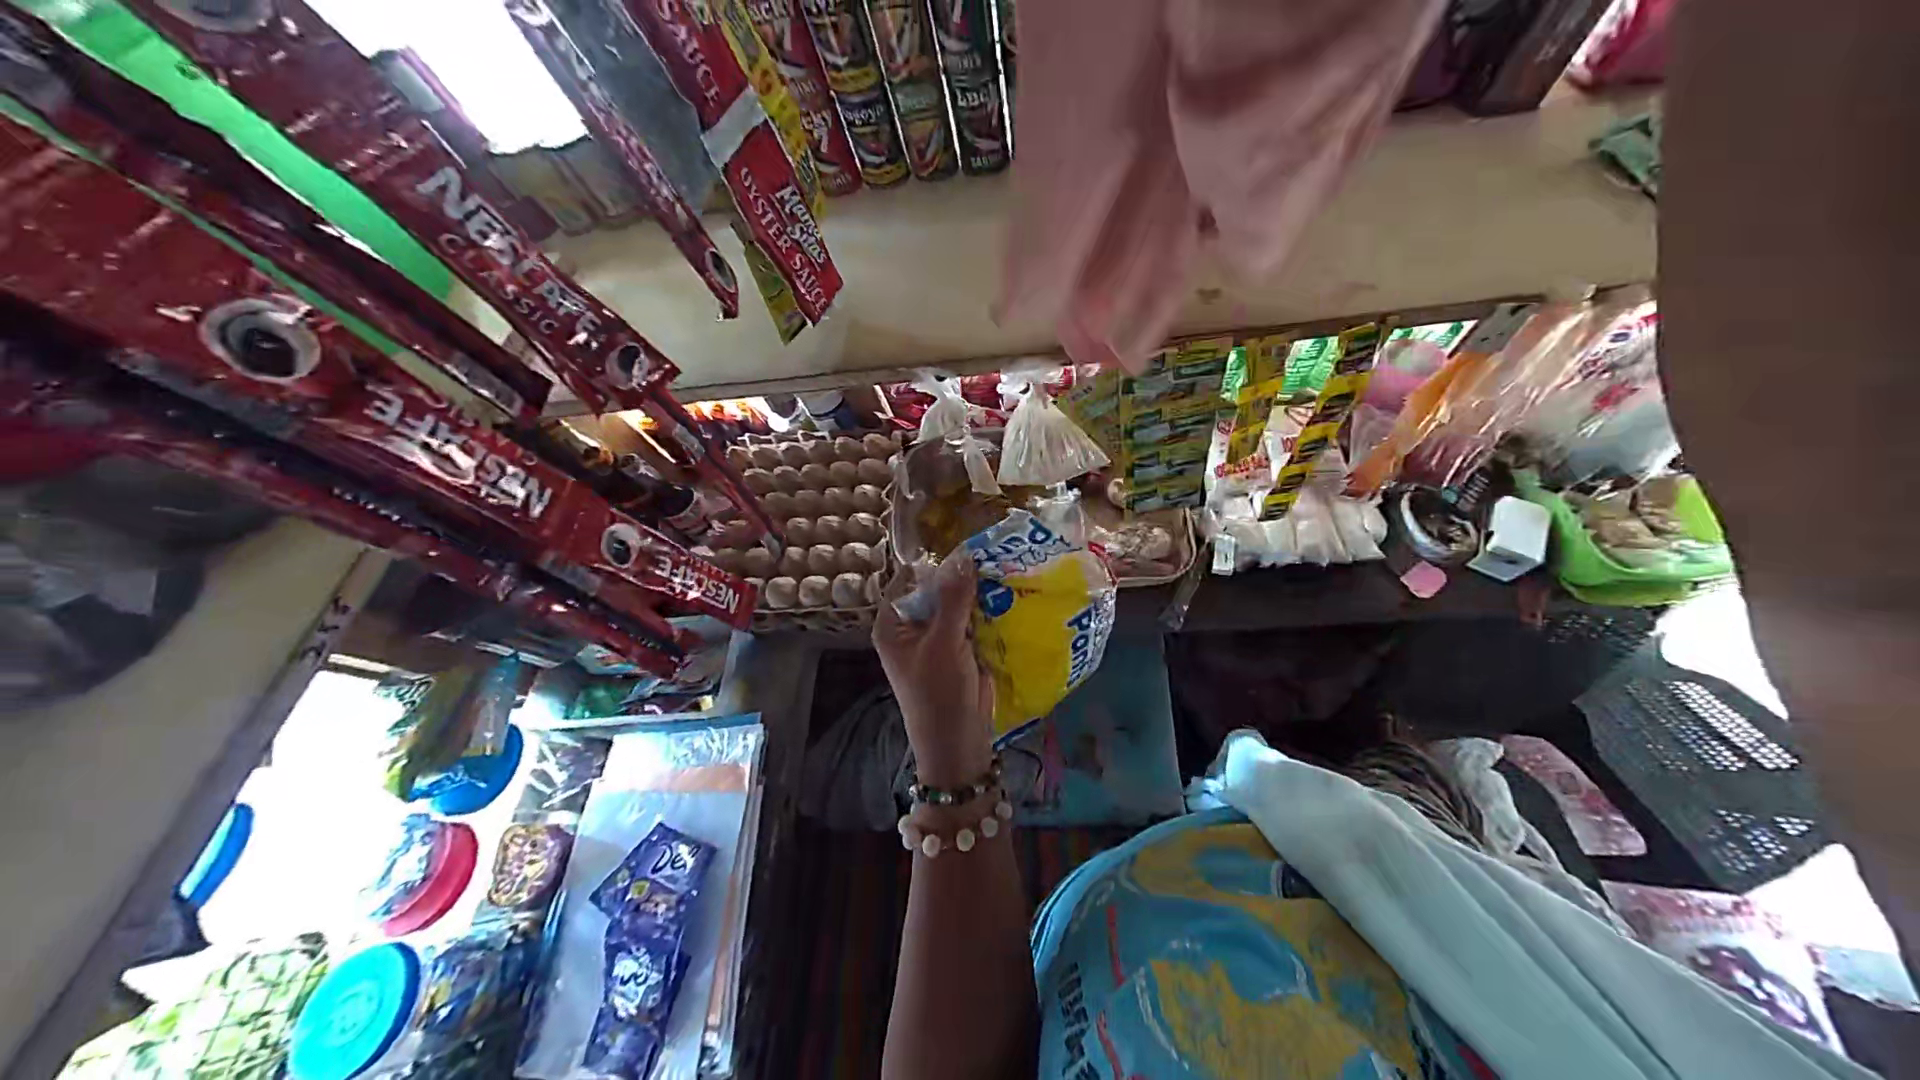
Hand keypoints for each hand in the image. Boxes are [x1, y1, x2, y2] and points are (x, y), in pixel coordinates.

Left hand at [874, 556, 993, 786]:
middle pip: (936, 592)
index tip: (967, 548)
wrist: (958, 743)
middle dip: (963, 579)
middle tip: (994, 554)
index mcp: (893, 625)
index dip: (935, 565)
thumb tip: (964, 557)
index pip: (910, 581)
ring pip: (958, 606)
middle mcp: (912, 629)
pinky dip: (988, 612)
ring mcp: (938, 640)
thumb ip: (954, 599)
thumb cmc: (939, 693)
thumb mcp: (944, 643)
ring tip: (1006, 568)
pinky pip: (973, 623)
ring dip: (979, 594)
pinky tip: (1009, 595)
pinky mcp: (961, 651)